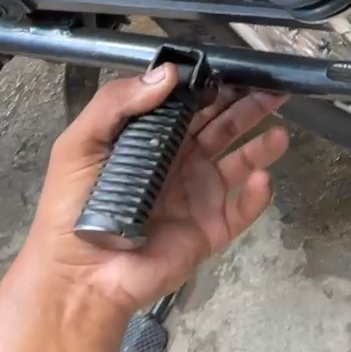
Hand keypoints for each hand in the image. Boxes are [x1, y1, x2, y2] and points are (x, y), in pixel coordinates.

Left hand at [21, 64, 289, 315]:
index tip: (238, 71)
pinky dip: (260, 194)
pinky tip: (262, 178)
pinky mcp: (213, 228)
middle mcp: (185, 163)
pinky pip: (246, 207)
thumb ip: (116, 104)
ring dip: (264, 146)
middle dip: (251, 107)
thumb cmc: (71, 212)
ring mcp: (202, 195)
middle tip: (274, 91)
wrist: (77, 280)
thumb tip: (168, 73)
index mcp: (156, 141)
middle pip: (227, 126)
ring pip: (244, 162)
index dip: (217, 87)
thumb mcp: (79, 147)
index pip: (195, 105)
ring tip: (279, 135)